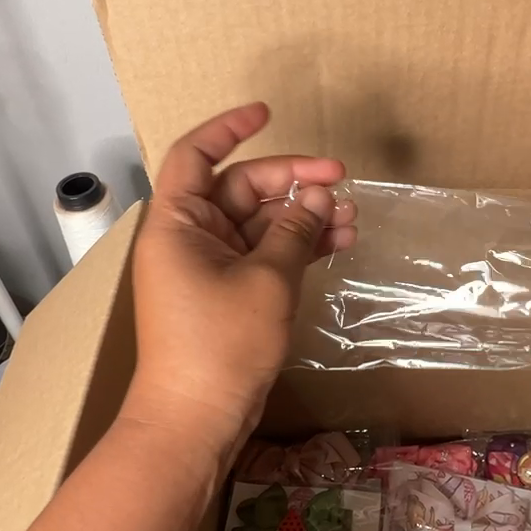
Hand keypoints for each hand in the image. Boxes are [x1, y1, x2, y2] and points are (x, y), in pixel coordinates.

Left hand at [128, 103, 357, 445]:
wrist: (198, 418)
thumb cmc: (220, 343)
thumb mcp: (267, 279)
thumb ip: (294, 231)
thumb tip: (318, 196)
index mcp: (179, 222)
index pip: (197, 154)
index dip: (230, 127)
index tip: (267, 112)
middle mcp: (190, 236)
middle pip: (243, 187)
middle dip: (293, 182)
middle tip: (342, 182)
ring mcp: (211, 265)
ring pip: (261, 223)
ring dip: (304, 217)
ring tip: (351, 220)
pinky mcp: (230, 292)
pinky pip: (265, 253)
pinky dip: (297, 247)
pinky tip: (337, 244)